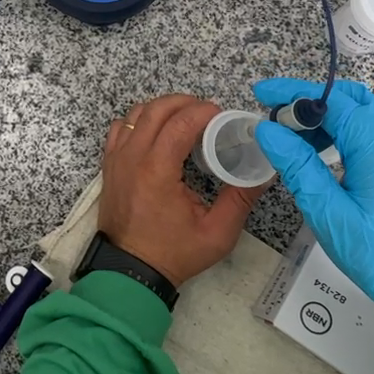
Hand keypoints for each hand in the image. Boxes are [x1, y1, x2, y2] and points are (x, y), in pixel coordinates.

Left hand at [98, 95, 265, 286]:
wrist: (130, 270)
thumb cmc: (173, 253)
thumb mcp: (217, 233)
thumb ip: (241, 198)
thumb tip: (264, 171)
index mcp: (157, 170)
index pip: (179, 123)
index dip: (203, 111)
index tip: (222, 115)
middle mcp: (132, 157)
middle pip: (156, 109)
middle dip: (184, 103)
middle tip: (208, 113)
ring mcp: (116, 158)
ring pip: (136, 113)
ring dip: (162, 108)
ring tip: (186, 118)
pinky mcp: (109, 163)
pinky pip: (120, 127)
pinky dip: (139, 120)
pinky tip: (157, 131)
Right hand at [251, 78, 373, 360]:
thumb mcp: (328, 211)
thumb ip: (296, 164)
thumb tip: (267, 129)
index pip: (329, 99)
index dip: (291, 92)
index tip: (259, 93)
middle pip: (351, 100)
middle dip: (310, 101)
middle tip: (276, 117)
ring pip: (366, 117)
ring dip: (329, 119)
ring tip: (295, 142)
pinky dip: (348, 135)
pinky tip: (326, 160)